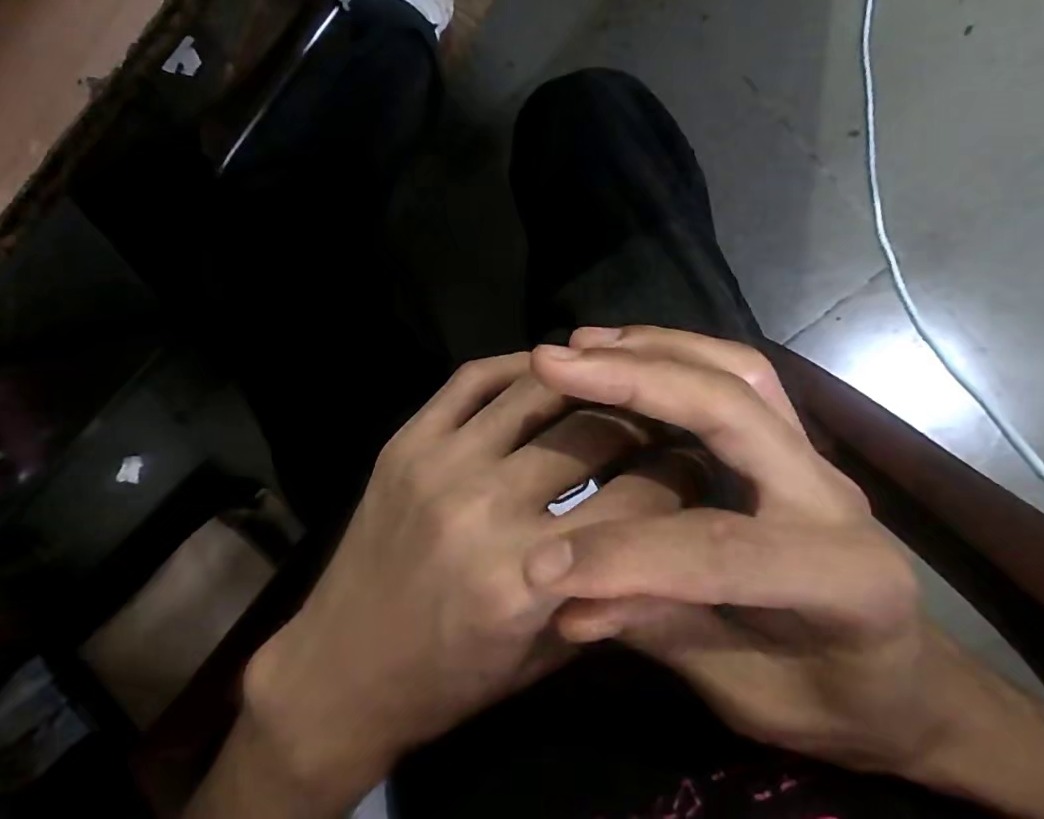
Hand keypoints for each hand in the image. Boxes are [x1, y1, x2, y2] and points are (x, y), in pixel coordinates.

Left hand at [233, 352, 689, 810]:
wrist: (342, 668)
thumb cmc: (453, 678)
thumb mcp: (548, 656)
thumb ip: (610, 583)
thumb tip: (668, 515)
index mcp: (526, 577)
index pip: (637, 503)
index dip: (683, 479)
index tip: (701, 467)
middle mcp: (484, 508)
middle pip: (594, 434)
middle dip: (648, 423)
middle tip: (668, 420)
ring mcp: (438, 464)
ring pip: (536, 392)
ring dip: (590, 383)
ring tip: (619, 385)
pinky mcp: (406, 441)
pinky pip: (471, 379)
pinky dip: (518, 365)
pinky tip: (550, 367)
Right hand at [523, 326, 958, 775]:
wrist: (906, 682)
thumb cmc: (832, 701)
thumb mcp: (745, 691)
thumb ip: (660, 631)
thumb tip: (563, 603)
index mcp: (842, 578)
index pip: (718, 549)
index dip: (623, 555)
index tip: (538, 564)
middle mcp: (833, 496)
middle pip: (734, 411)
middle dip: (636, 382)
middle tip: (552, 365)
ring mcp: (815, 456)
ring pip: (739, 372)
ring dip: (653, 349)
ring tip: (580, 346)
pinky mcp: (793, 439)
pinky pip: (738, 374)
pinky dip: (673, 352)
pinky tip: (621, 350)